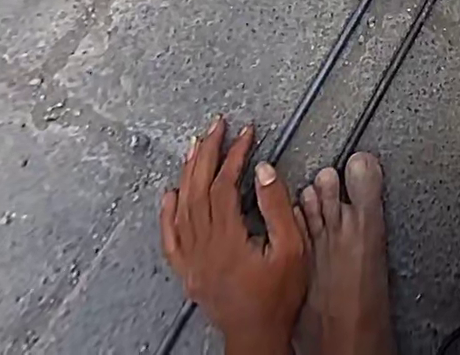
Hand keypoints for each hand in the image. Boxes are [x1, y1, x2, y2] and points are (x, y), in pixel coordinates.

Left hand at [160, 118, 306, 354]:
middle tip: (216, 126)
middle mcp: (203, 250)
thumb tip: (263, 170)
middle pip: (198, 190)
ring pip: (183, 209)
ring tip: (195, 145)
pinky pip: (171, 238)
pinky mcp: (189, 272)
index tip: (246, 133)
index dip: (234, 155)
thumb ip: (276, 206)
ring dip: (189, 172)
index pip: (224, 186)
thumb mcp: (292, 246)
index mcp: (227, 241)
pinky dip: (168, 213)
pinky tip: (170, 194)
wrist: (259, 337)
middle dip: (208, 153)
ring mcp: (192, 262)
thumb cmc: (280, 294)